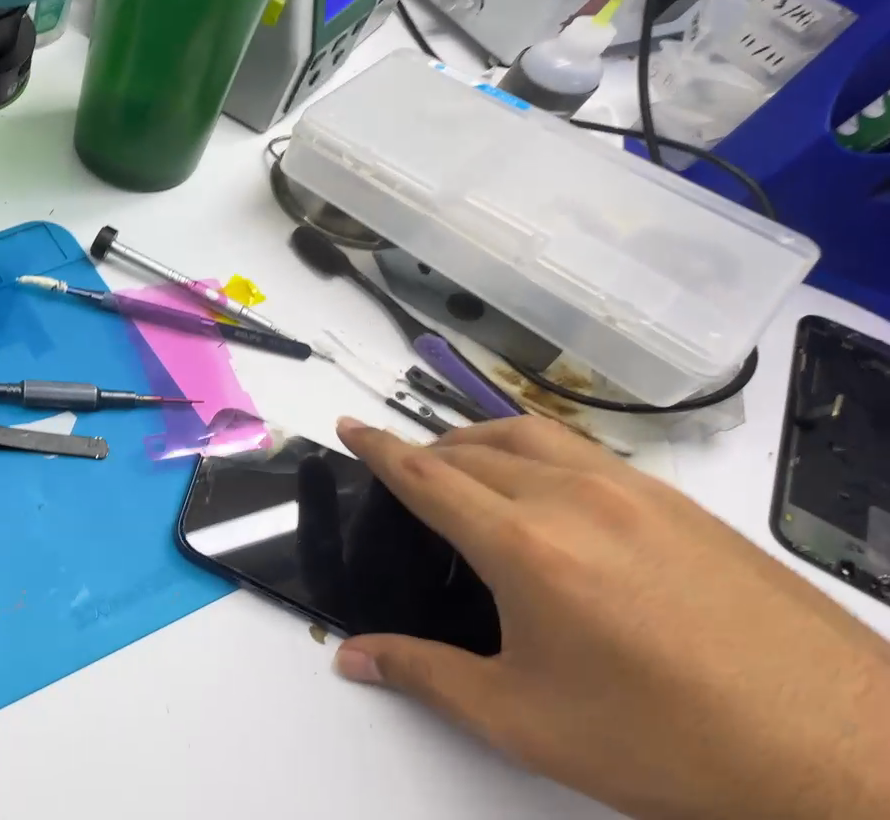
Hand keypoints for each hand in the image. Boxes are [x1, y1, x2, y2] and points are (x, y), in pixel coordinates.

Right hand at [331, 416, 889, 819]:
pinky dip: (536, 452)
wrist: (857, 760)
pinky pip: (583, 452)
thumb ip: (425, 676)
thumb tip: (351, 657)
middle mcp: (574, 500)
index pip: (426, 476)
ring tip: (463, 468)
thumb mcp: (527, 721)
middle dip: (424, 454)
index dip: (378, 447)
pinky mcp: (687, 506)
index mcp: (525, 547)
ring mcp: (637, 494)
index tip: (349, 426)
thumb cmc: (675, 744)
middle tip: (403, 476)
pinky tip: (549, 495)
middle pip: (470, 449)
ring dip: (477, 440)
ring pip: (528, 435)